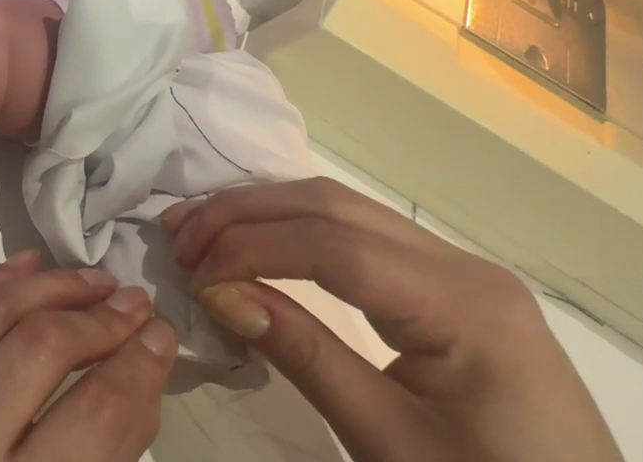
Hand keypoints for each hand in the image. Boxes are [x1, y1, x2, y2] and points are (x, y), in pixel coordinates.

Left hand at [0, 251, 176, 460]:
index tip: (161, 333)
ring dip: (52, 286)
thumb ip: (107, 445)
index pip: (96, 416)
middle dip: (99, 318)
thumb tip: (145, 354)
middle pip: (40, 348)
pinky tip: (31, 266)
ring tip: (93, 280)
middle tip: (134, 301)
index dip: (138, 366)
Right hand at [163, 178, 622, 461]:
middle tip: (179, 237)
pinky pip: (359, 233)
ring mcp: (460, 269)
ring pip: (341, 207)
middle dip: (244, 212)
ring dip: (263, 212)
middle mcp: (463, 264)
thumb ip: (305, 355)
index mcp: (462, 302)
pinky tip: (256, 242)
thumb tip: (216, 292)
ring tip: (201, 232)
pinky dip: (294, 230)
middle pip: (331, 205)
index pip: (332, 245)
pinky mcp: (450, 285)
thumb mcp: (391, 441)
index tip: (192, 276)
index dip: (250, 249)